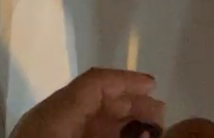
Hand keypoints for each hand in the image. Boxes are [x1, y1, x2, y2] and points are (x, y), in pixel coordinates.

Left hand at [11, 68, 164, 137]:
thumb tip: (151, 133)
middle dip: (129, 105)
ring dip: (122, 125)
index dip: (125, 81)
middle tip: (161, 116)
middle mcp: (52, 121)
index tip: (154, 85)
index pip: (93, 83)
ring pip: (91, 122)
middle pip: (94, 101)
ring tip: (152, 132)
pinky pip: (84, 137)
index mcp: (55, 114)